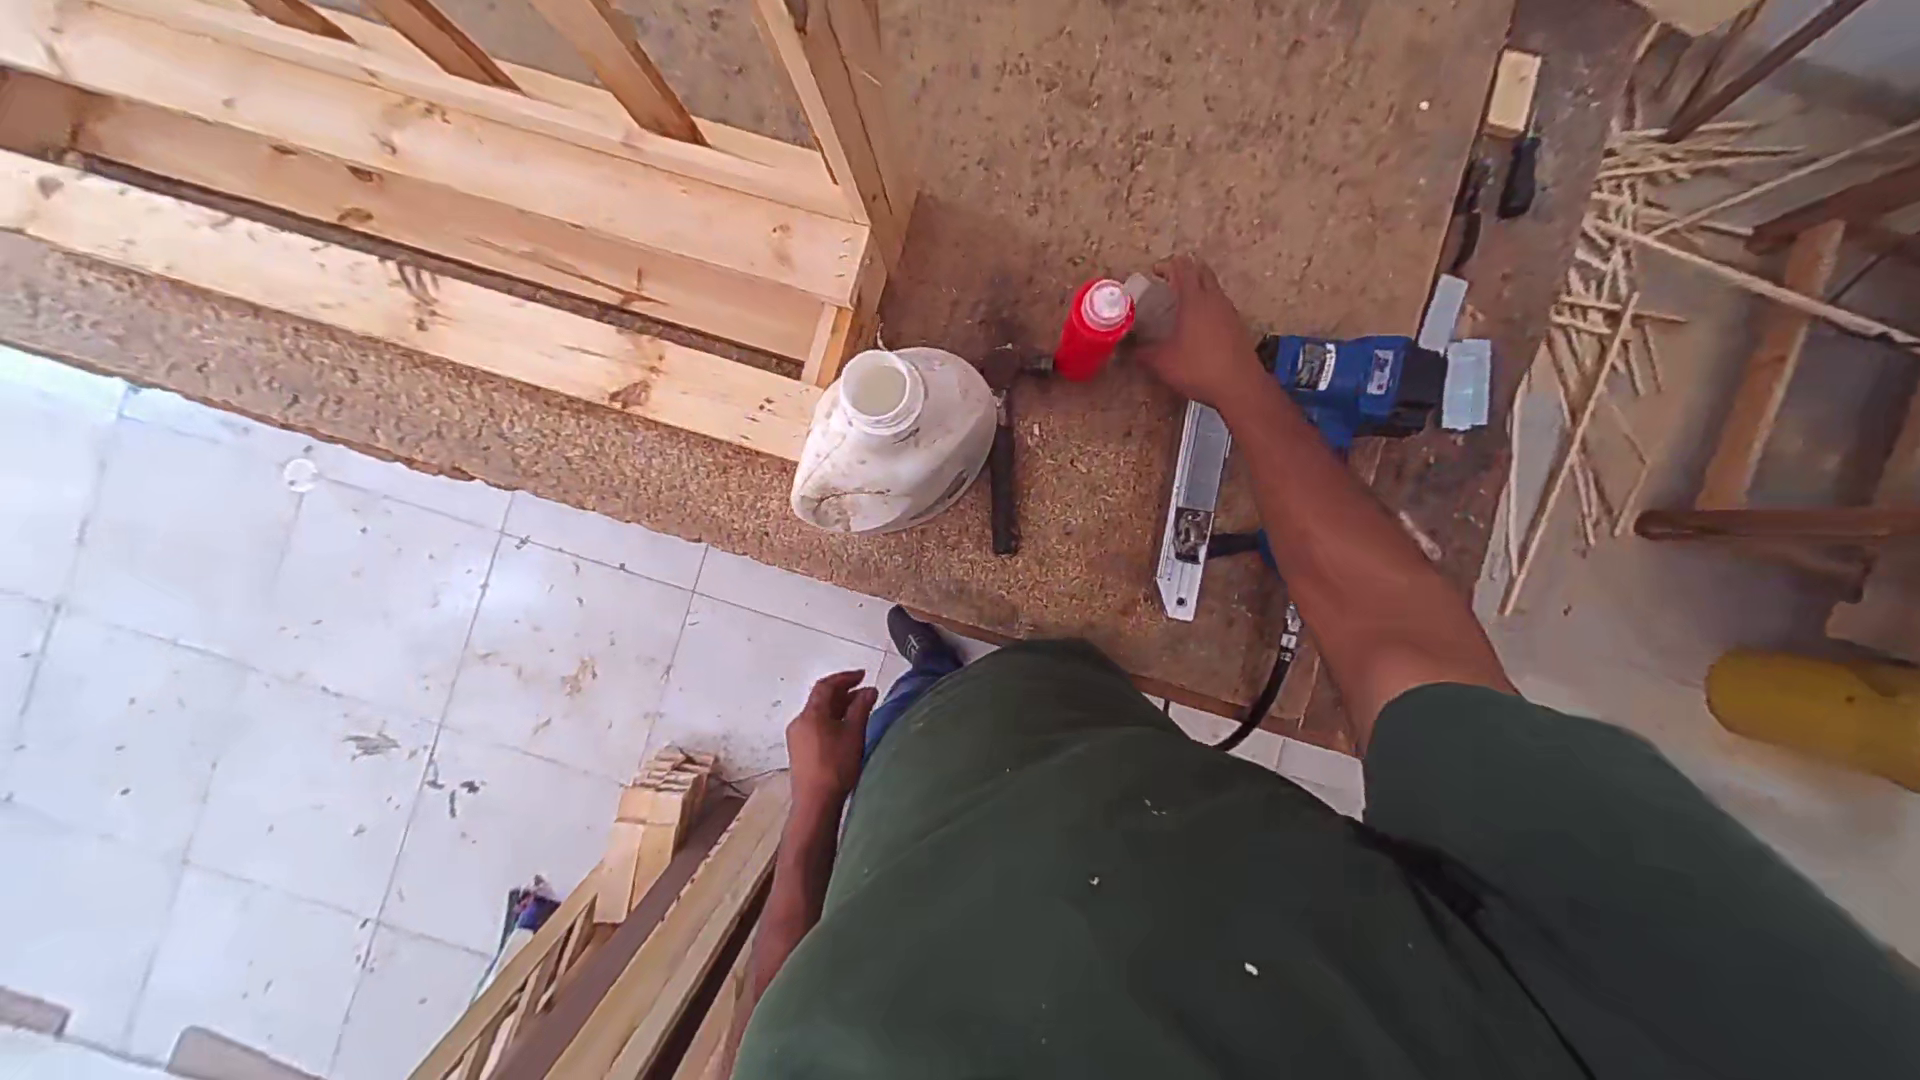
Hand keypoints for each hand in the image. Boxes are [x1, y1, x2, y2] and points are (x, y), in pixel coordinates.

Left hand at [785, 670, 876, 808]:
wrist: (815, 803)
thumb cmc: (836, 766)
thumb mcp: (854, 733)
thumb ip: (861, 707)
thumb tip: (869, 690)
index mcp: (811, 714)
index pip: (826, 685)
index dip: (845, 677)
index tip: (862, 675)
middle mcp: (799, 721)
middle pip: (820, 698)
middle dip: (843, 692)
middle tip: (864, 692)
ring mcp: (797, 736)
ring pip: (818, 713)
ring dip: (838, 706)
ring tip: (859, 709)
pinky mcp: (799, 750)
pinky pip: (815, 725)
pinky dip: (831, 719)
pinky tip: (845, 728)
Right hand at [1131, 254, 1266, 410]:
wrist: (1239, 386)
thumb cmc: (1198, 369)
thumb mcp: (1162, 362)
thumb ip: (1142, 353)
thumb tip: (1126, 350)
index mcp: (1194, 300)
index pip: (1182, 268)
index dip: (1166, 266)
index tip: (1154, 273)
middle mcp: (1214, 299)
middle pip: (1201, 271)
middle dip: (1184, 271)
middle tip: (1167, 284)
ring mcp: (1229, 311)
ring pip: (1213, 288)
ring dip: (1197, 288)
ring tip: (1180, 305)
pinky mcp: (1237, 325)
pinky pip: (1219, 305)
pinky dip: (1206, 306)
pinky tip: (1196, 326)